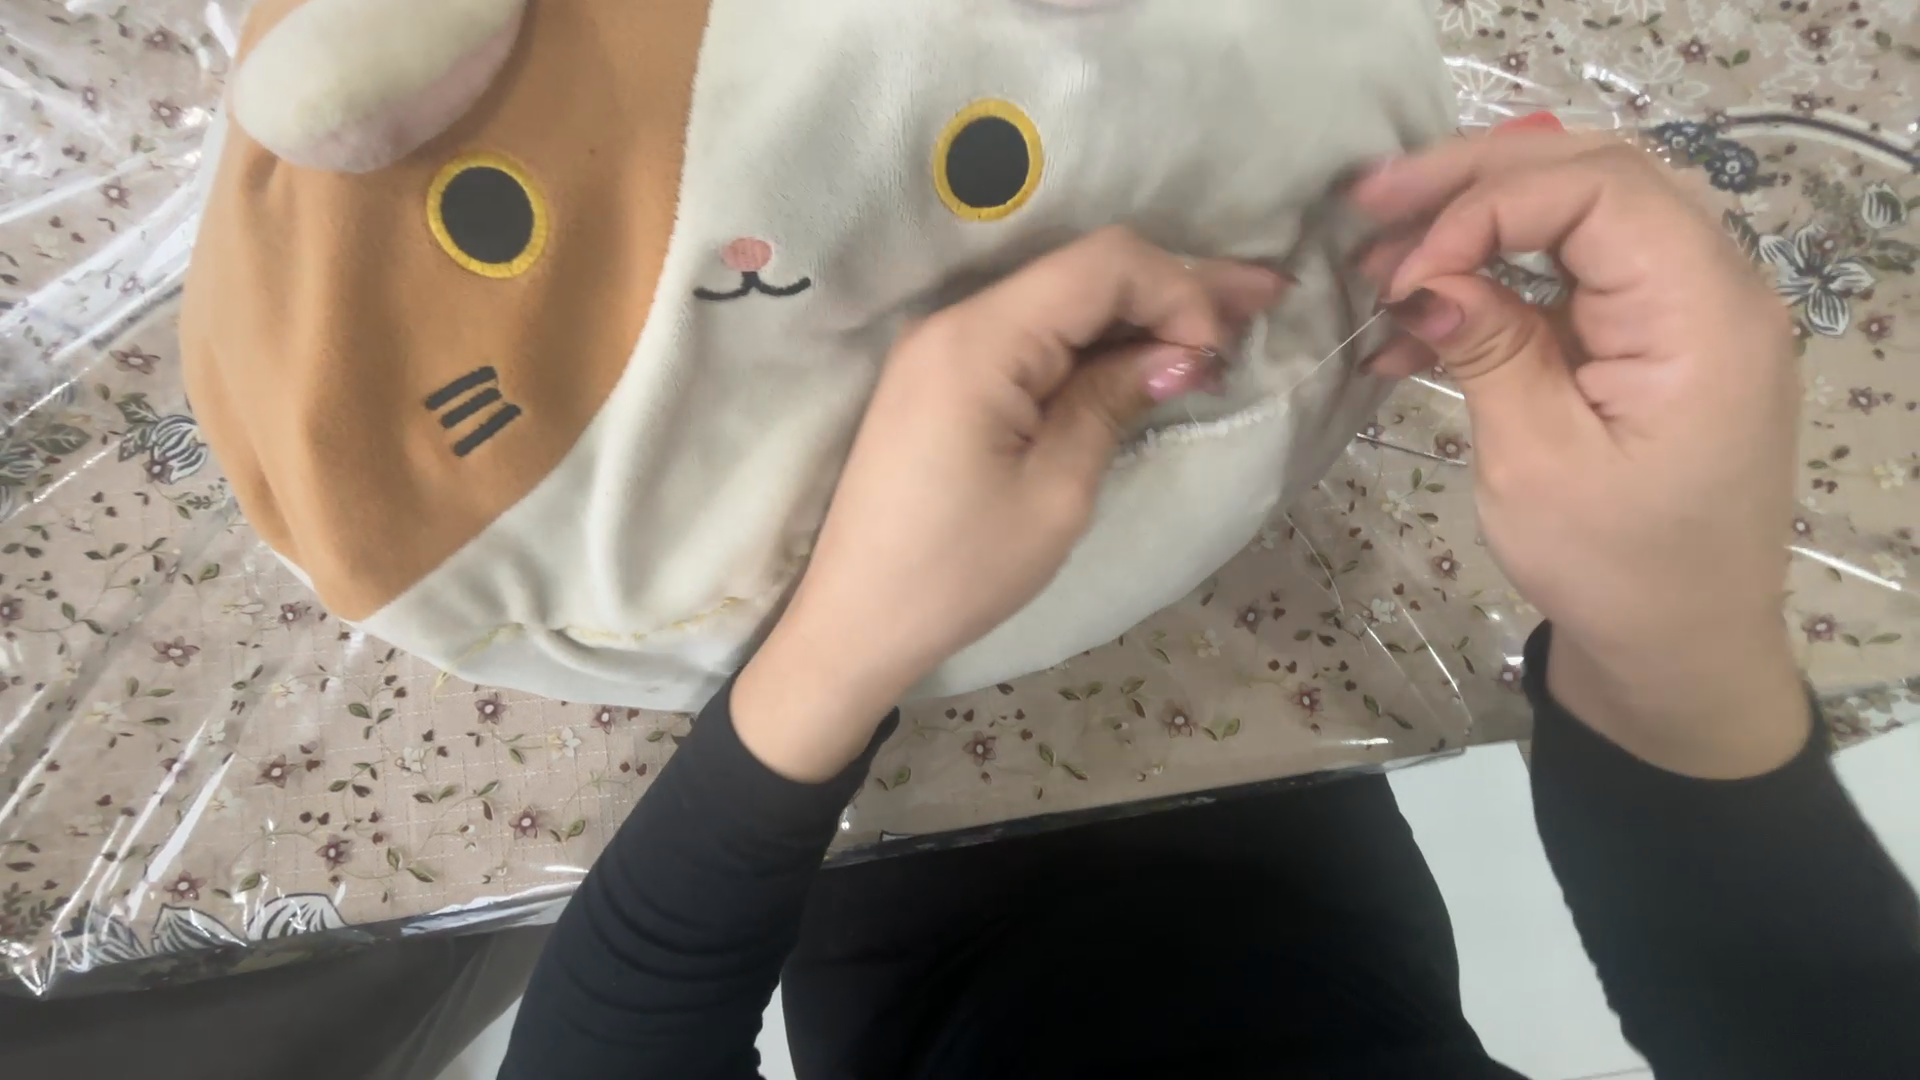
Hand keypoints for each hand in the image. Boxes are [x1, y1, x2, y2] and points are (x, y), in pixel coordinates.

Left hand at [733, 228, 1288, 780]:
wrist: (859, 618)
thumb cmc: (959, 571)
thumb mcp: (1056, 492)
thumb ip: (1112, 401)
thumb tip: (1179, 353)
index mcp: (979, 340)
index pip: (1101, 265)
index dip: (1177, 288)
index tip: (1216, 352)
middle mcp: (954, 323)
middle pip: (1081, 276)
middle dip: (1170, 292)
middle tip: (1260, 302)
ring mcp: (939, 349)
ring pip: (1057, 306)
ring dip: (1133, 318)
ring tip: (1216, 330)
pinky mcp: (937, 380)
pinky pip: (1025, 342)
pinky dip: (1085, 348)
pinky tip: (1140, 356)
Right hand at [1351, 131, 1810, 778]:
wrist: (1669, 634)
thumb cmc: (1610, 561)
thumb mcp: (1535, 459)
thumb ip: (1490, 350)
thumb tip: (1427, 278)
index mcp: (1699, 314)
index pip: (1598, 192)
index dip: (1486, 208)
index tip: (1402, 276)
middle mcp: (1698, 288)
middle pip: (1589, 179)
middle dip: (1470, 181)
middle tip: (1368, 202)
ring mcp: (1664, 313)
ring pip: (1566, 222)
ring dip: (1465, 230)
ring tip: (1373, 266)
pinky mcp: (1627, 343)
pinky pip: (1550, 286)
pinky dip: (1477, 292)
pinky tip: (1406, 331)